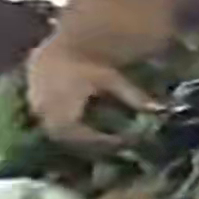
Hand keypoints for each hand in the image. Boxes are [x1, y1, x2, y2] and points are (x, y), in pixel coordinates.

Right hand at [25, 43, 156, 145]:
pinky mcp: (39, 108)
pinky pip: (54, 127)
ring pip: (57, 133)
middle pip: (62, 135)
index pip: (70, 129)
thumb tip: (160, 110)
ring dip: (83, 140)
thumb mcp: (114, 79)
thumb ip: (134, 95)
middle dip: (91, 143)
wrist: (63, 53)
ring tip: (114, 141)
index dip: (95, 139)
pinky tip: (100, 134)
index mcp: (59, 101)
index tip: (122, 141)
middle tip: (121, 145)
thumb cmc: (91, 67)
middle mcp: (43, 107)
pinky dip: (77, 134)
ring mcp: (38, 108)